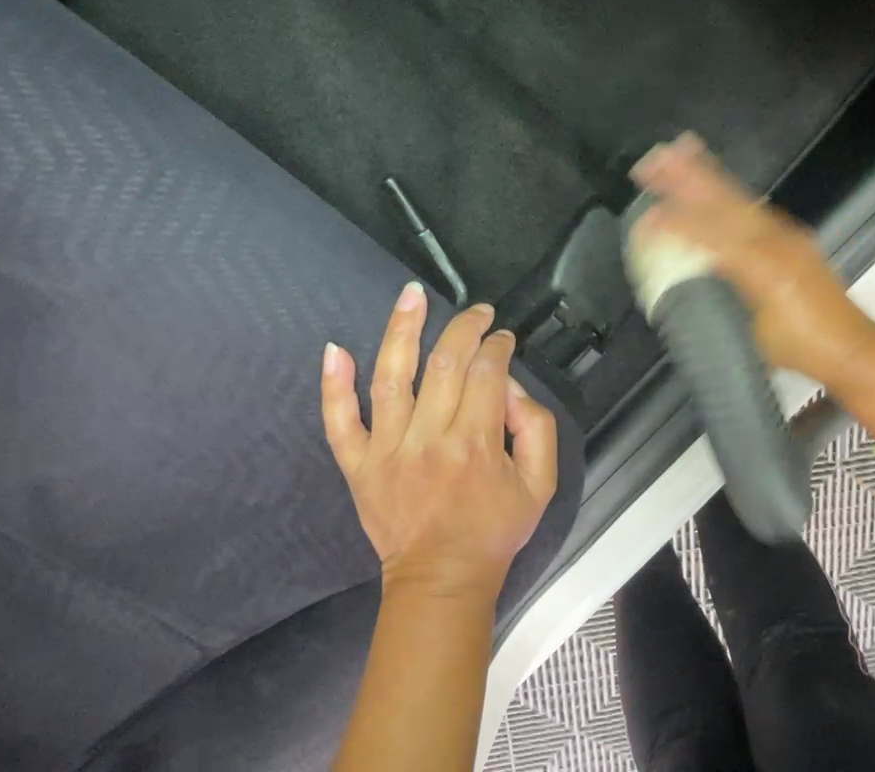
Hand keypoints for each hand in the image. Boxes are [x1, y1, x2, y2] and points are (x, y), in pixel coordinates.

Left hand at [321, 283, 559, 597]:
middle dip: (465, 327)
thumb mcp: (541, 485)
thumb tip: (510, 387)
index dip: (498, 347)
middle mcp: (429, 440)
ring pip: (392, 379)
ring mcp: (387, 452)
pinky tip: (335, 348)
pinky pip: (340, 423)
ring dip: (402, 330)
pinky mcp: (359, 466)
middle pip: (444, 364)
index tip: (503, 338)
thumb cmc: (494, 531)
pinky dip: (334, 386)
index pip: (486, 374)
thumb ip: (537, 428)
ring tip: (412, 294)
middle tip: (479, 312)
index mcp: (475, 445)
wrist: (441, 580)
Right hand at [631, 133, 874, 390]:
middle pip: (723, 202)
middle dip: (686, 178)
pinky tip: (714, 179)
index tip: (646, 218)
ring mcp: (786, 235)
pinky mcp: (792, 236)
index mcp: (763, 267)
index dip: (676, 224)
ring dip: (706, 173)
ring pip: (738, 197)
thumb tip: (686, 287)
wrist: (850, 347)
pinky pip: (752, 205)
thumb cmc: (800, 348)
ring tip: (681, 149)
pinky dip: (728, 188)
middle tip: (655, 161)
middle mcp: (775, 242)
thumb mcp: (752, 335)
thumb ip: (721, 303)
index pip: (710, 236)